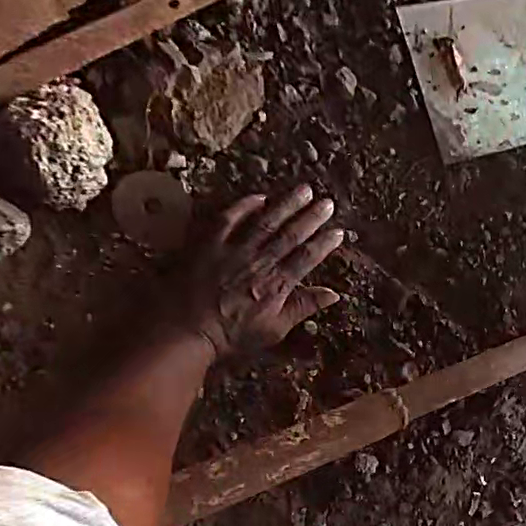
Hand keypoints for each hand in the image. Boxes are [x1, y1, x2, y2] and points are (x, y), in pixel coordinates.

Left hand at [180, 186, 345, 359]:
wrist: (187, 330)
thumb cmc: (231, 335)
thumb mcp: (274, 330)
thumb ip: (303, 308)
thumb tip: (333, 294)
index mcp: (276, 285)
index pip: (307, 258)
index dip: (324, 244)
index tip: (338, 231)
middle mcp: (259, 262)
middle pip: (290, 235)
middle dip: (311, 217)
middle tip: (326, 202)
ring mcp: (234, 250)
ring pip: (266, 222)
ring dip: (286, 204)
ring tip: (304, 190)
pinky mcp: (210, 244)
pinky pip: (229, 219)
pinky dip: (244, 206)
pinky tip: (260, 197)